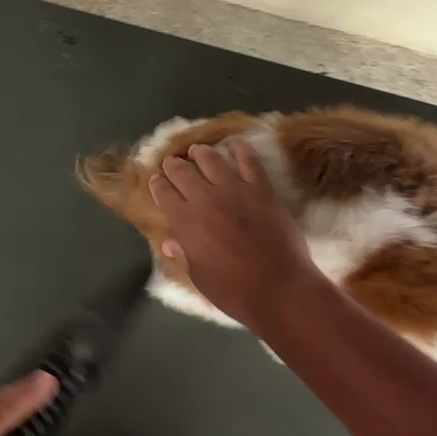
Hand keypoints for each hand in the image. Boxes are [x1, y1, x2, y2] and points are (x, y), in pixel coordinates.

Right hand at [149, 141, 321, 328]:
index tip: (156, 180)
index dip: (157, 184)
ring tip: (197, 151)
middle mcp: (204, 198)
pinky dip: (240, 149)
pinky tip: (234, 145)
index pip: (163, 193)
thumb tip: (170, 242)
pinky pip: (248, 160)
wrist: (279, 288)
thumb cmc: (234, 291)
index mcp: (184, 221)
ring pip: (210, 159)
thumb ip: (183, 255)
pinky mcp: (261, 188)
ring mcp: (234, 189)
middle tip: (173, 163)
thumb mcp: (199, 277)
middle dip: (174, 165)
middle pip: (182, 171)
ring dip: (200, 152)